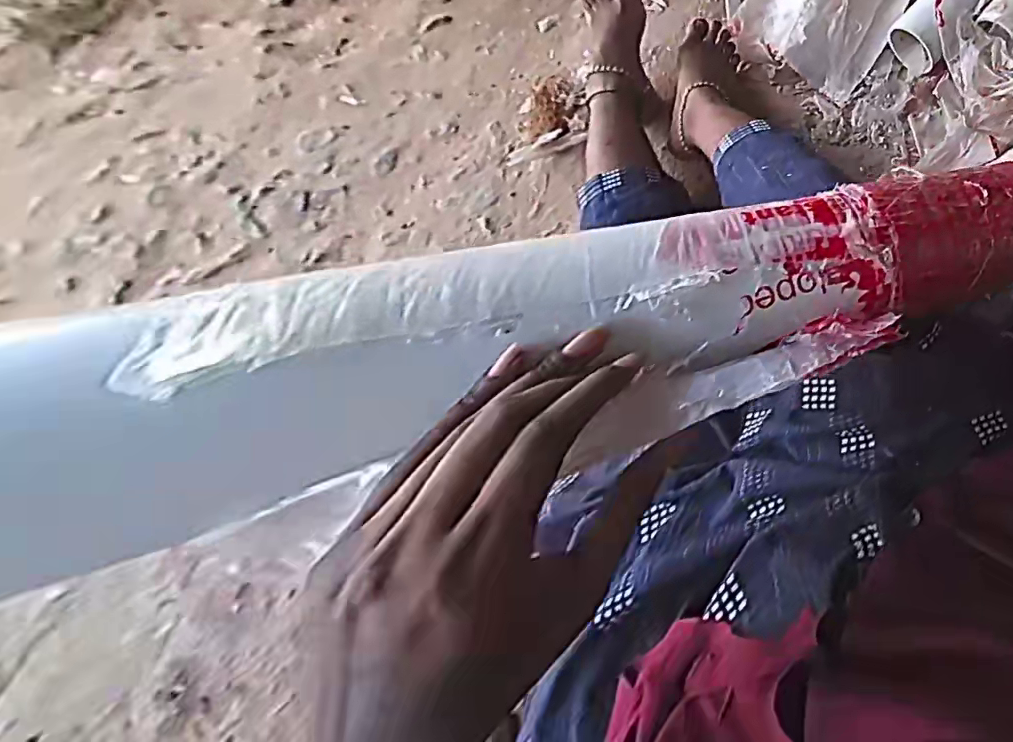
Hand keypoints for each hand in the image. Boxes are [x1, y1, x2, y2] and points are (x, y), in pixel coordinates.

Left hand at [300, 331, 678, 741]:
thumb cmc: (504, 668)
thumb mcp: (578, 594)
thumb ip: (624, 511)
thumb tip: (672, 446)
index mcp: (480, 557)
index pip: (540, 442)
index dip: (589, 394)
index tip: (627, 368)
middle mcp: (415, 538)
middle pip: (496, 427)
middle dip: (556, 376)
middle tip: (598, 344)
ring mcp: (366, 539)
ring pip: (448, 435)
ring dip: (507, 385)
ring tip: (553, 351)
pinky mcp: (340, 543)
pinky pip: (409, 463)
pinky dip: (454, 419)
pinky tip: (489, 385)